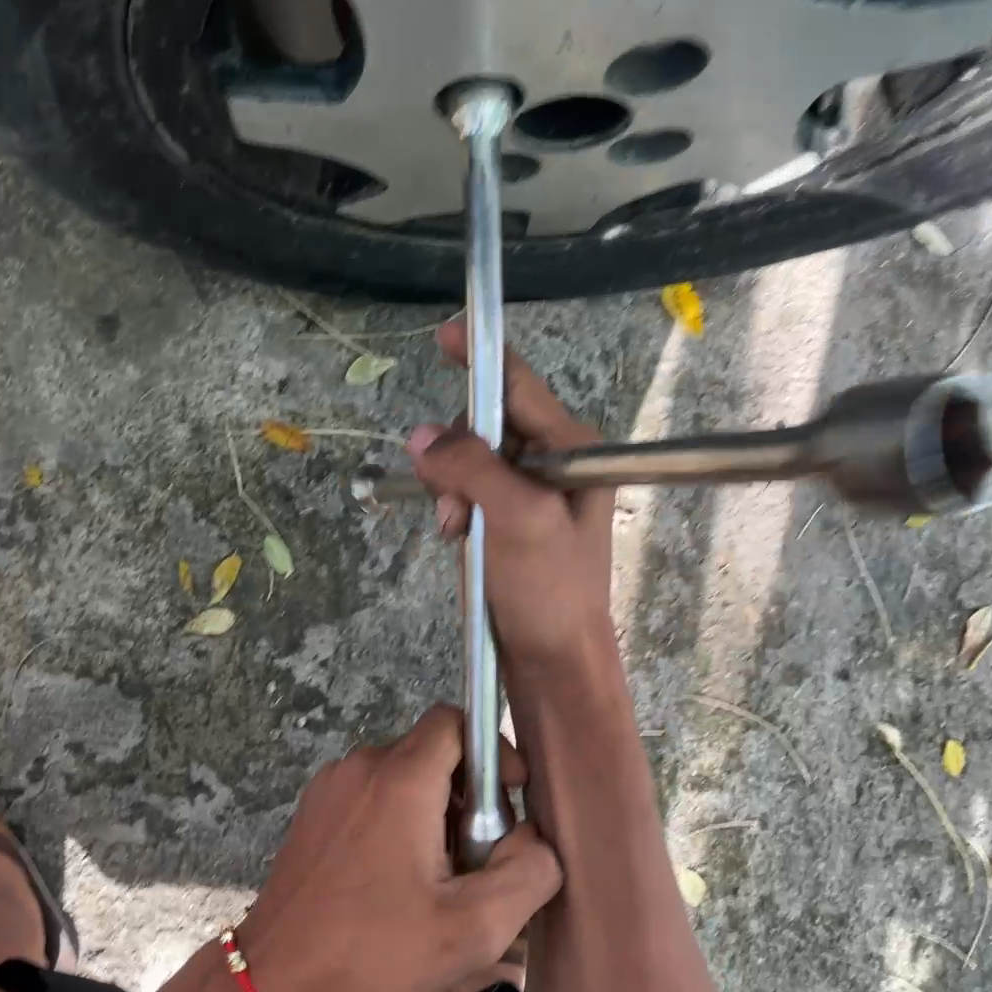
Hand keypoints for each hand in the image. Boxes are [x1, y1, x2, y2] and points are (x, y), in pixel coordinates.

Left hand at [237, 705, 561, 991]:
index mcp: (399, 779)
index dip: (492, 750)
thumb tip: (535, 838)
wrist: (278, 985)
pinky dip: (395, 822)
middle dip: (466, 798)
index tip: (509, 799)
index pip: (455, 720)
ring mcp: (330, 787)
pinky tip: (394, 883)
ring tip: (434, 882)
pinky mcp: (313, 811)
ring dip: (432, 815)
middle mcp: (361, 767)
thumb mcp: (474, 929)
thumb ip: (528, 871)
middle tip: (474, 861)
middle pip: (432, 754)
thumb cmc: (374, 954)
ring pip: (402, 777)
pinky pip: (371, 796)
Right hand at [407, 318, 617, 671]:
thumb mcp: (516, 520)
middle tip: (451, 507)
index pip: (518, 385)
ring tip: (456, 530)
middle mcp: (553, 460)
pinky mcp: (511, 516)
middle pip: (484, 424)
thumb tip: (420, 437)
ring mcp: (531, 490)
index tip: (444, 333)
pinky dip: (454, 507)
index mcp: (571, 448)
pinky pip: (468, 490)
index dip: (481, 357)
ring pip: (469, 459)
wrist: (554, 657)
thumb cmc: (549, 588)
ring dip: (451, 489)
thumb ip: (471, 469)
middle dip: (456, 456)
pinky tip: (458, 537)